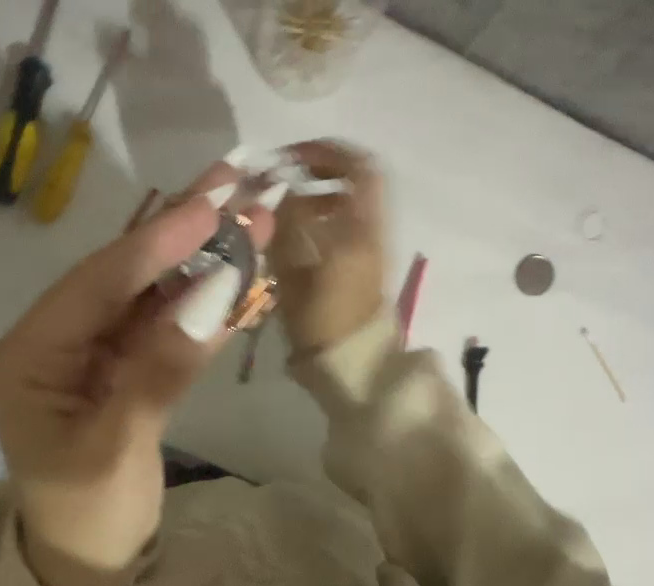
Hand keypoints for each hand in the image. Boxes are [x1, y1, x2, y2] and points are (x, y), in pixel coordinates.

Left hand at [0, 163, 271, 585]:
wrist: (86, 566)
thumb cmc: (87, 516)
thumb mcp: (116, 449)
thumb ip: (158, 372)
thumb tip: (210, 302)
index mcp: (27, 357)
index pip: (94, 286)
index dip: (154, 244)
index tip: (210, 205)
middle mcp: (52, 343)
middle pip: (120, 278)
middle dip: (180, 238)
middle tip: (237, 187)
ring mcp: (88, 355)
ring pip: (147, 299)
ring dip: (199, 266)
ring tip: (253, 221)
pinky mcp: (119, 371)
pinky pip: (161, 330)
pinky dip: (200, 308)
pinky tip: (240, 277)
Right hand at [270, 140, 388, 353]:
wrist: (355, 364)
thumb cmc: (322, 324)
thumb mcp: (294, 274)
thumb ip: (286, 226)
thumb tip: (278, 192)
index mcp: (358, 228)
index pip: (353, 166)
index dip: (320, 153)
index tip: (285, 160)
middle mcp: (373, 229)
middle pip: (357, 176)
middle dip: (320, 168)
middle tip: (286, 176)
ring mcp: (375, 245)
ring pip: (353, 199)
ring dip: (322, 194)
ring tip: (287, 209)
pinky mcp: (369, 262)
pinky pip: (350, 222)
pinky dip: (327, 216)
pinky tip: (299, 234)